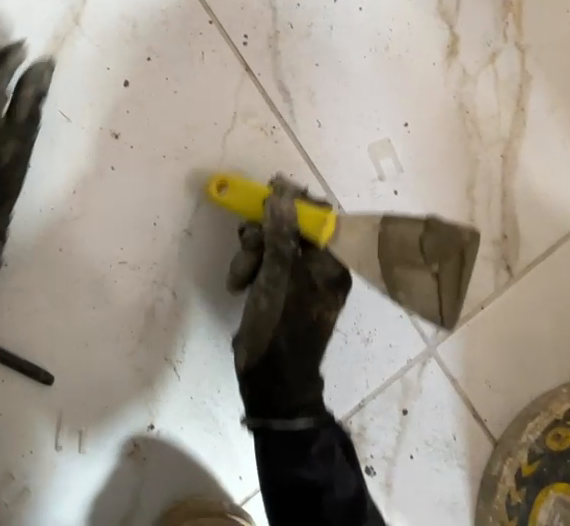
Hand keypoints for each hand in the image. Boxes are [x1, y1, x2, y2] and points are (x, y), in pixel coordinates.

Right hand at [227, 177, 350, 424]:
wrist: (270, 379)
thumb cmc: (281, 326)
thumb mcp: (279, 274)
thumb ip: (281, 231)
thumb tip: (282, 190)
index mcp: (331, 264)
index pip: (315, 217)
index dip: (290, 203)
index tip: (264, 195)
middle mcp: (318, 269)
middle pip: (287, 228)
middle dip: (262, 234)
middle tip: (247, 243)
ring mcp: (297, 280)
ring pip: (270, 244)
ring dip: (250, 254)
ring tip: (240, 277)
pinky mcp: (278, 289)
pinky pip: (263, 263)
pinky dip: (249, 269)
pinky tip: (238, 285)